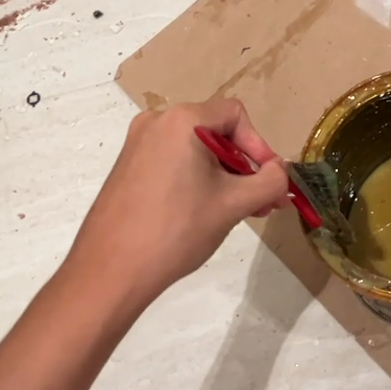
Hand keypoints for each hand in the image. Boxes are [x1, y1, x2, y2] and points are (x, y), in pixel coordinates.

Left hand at [64, 98, 289, 314]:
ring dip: (224, 176)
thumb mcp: (234, 204)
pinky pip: (176, 162)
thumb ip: (270, 181)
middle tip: (262, 201)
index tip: (269, 181)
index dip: (260, 146)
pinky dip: (198, 180)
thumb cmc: (176, 230)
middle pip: (217, 131)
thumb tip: (281, 172)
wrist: (109, 273)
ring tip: (238, 211)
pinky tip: (206, 212)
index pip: (236, 116)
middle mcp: (156, 122)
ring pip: (197, 149)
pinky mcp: (128, 168)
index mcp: (182, 120)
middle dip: (245, 166)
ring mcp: (138, 145)